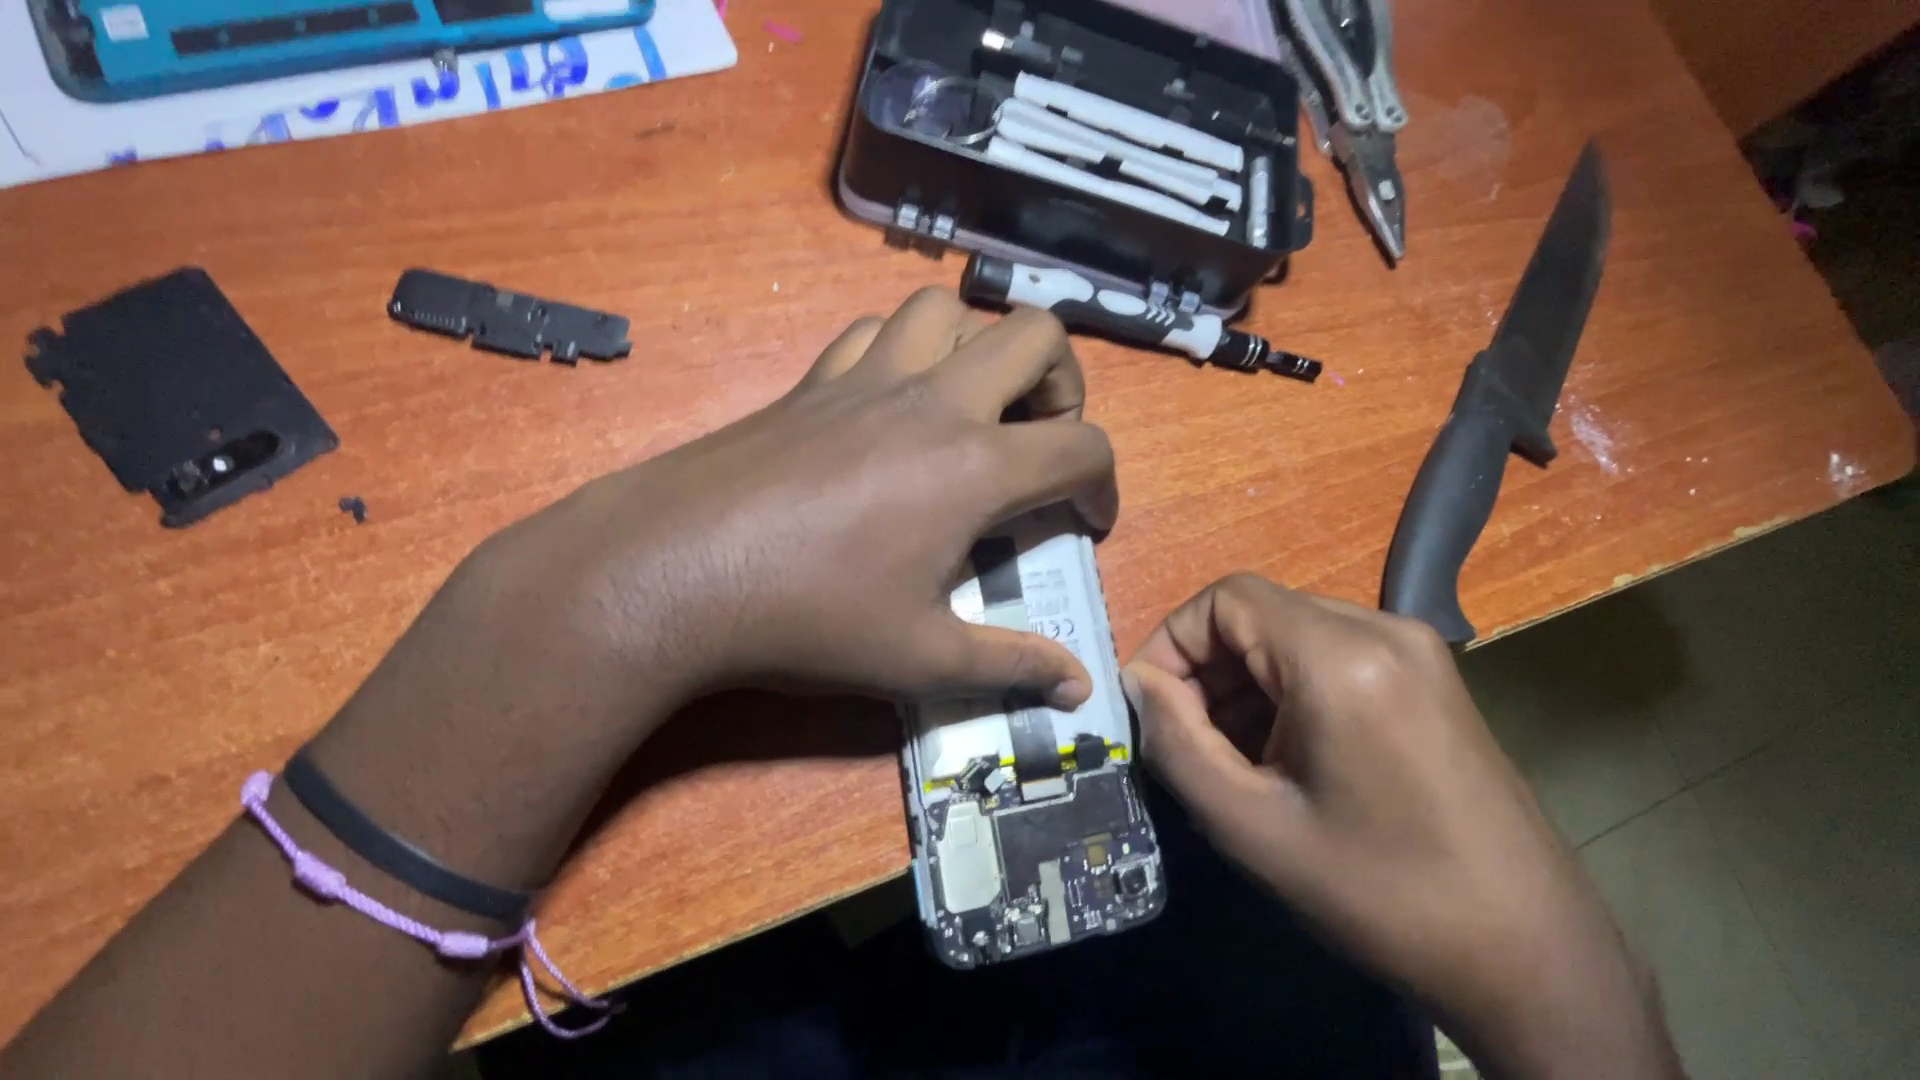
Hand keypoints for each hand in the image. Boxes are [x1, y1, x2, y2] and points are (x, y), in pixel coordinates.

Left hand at [466, 287, 1115, 714]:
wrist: (676, 572)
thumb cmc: (809, 617)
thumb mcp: (921, 658)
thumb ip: (1011, 666)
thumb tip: (1080, 687)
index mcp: (975, 466)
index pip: (1083, 447)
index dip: (1104, 485)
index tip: (1087, 521)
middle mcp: (934, 401)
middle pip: (1036, 334)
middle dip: (1064, 384)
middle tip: (1041, 442)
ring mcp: (868, 378)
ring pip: (949, 311)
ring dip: (979, 349)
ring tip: (971, 410)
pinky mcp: (813, 379)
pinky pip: (876, 332)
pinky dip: (905, 351)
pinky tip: (890, 405)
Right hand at [1124, 576, 1680, 1078]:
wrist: (1529, 953)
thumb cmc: (1379, 892)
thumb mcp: (1249, 825)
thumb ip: (1175, 742)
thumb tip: (1139, 685)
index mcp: (1340, 657)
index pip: (1225, 599)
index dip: (1171, 642)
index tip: (1151, 708)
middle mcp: (1383, 630)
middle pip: (1258, 614)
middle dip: (1206, 670)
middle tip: (1188, 743)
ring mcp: (1416, 653)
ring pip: (1292, 635)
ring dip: (1245, 684)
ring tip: (1234, 759)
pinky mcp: (1431, 681)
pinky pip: (1332, 658)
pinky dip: (1288, 692)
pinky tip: (1286, 758)